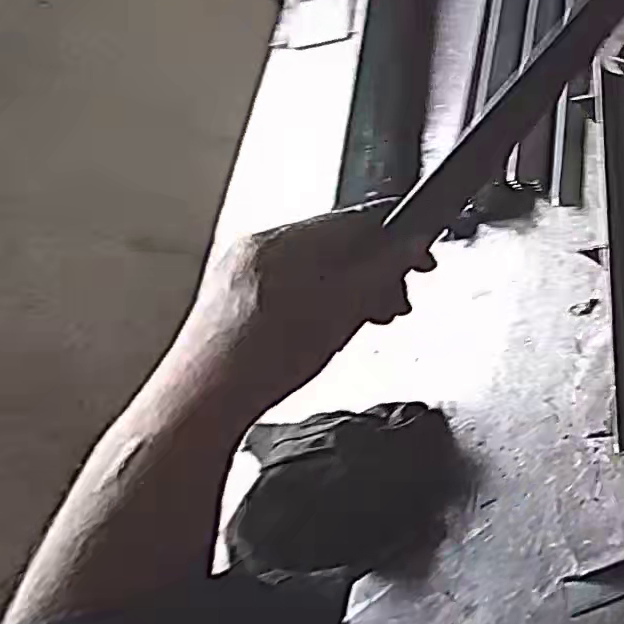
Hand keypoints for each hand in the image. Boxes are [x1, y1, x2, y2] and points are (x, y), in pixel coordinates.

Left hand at [165, 199, 436, 413]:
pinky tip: (337, 322)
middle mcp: (260, 247)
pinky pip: (300, 281)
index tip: (420, 255)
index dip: (399, 236)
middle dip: (378, 267)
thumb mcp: (345, 307)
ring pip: (322, 263)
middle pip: (340, 241)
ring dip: (355, 285)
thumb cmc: (259, 360)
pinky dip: (327, 295)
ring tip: (372, 313)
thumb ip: (384, 269)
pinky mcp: (240, 295)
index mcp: (282, 239)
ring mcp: (245, 270)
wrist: (203, 404)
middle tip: (398, 294)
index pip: (358, 219)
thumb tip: (412, 243)